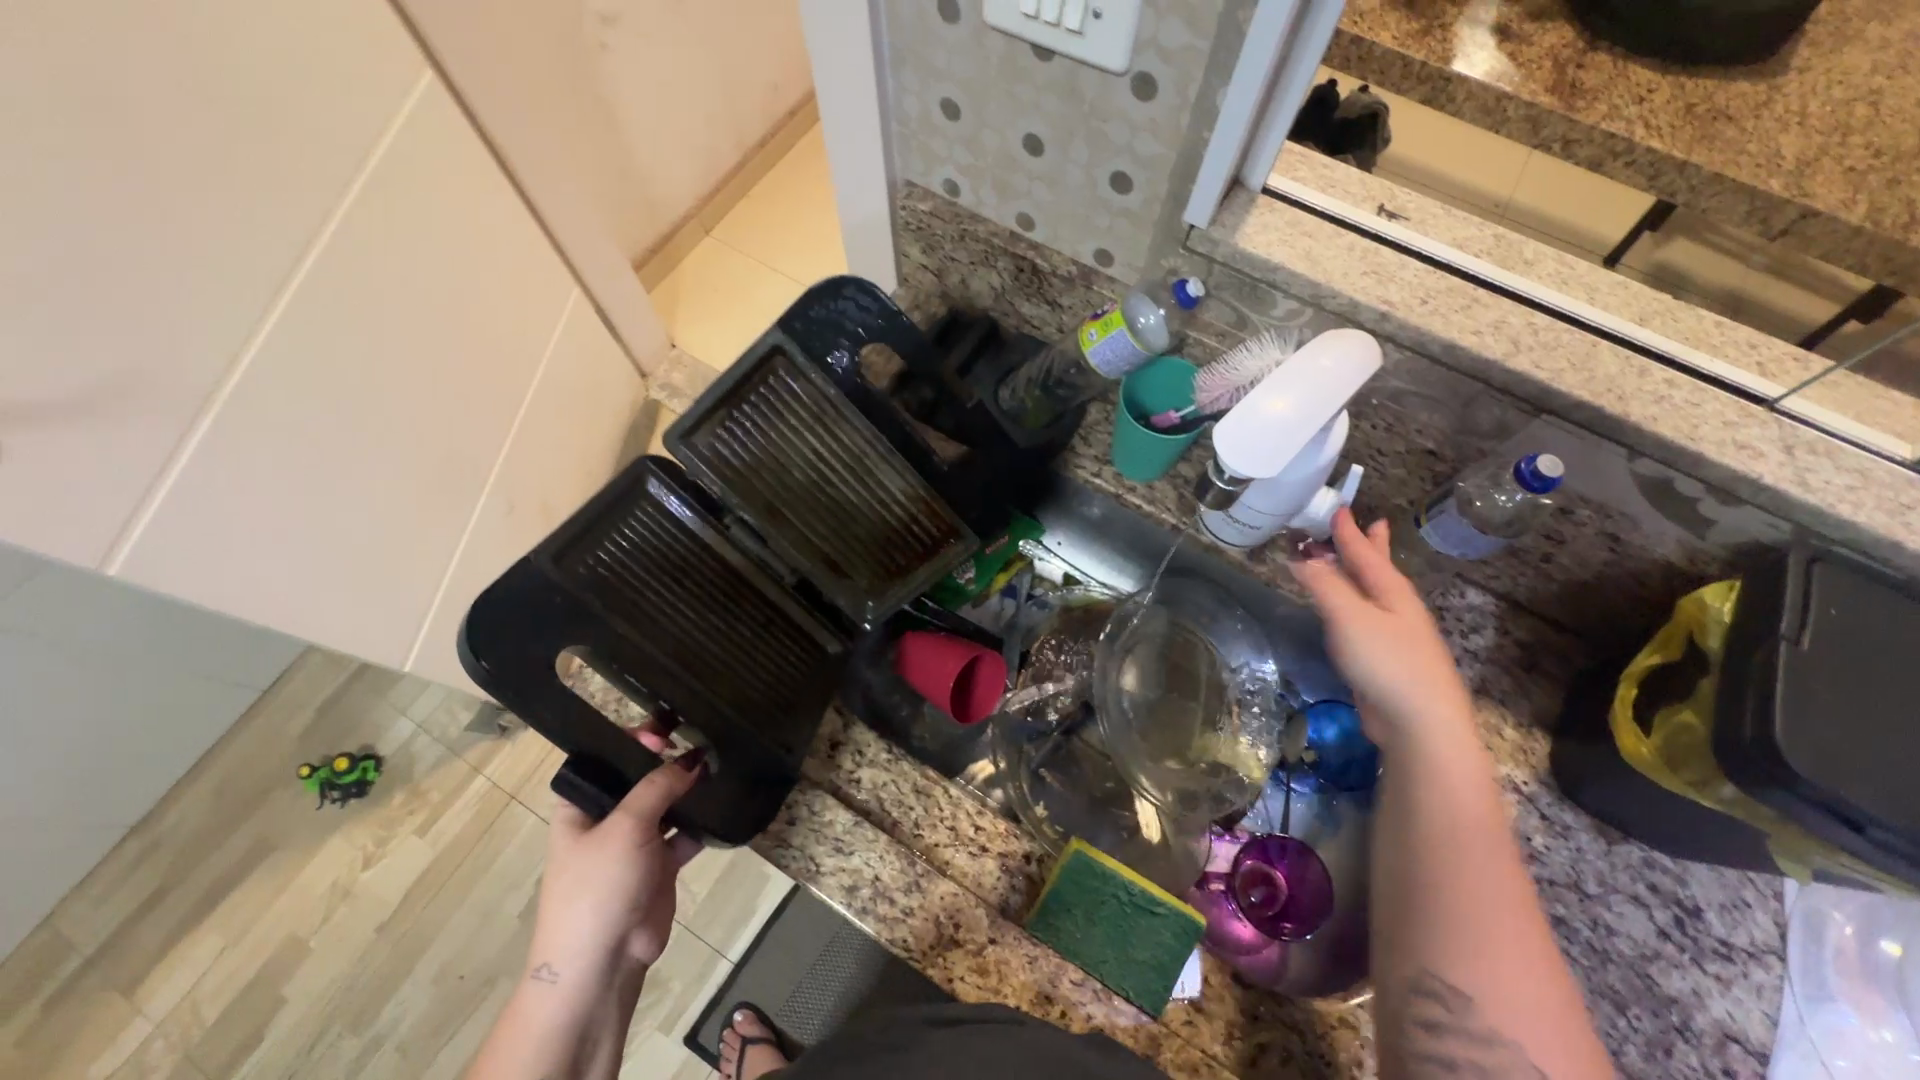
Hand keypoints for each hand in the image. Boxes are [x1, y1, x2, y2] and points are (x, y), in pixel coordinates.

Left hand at [528, 721, 704, 983]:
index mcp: (580, 806)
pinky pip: (684, 836)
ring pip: (666, 807)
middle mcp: (606, 820)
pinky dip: (702, 824)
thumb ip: (658, 788)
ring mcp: (634, 845)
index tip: (664, 732)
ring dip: (688, 792)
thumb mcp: (625, 827)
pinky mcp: (660, 868)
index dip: (630, 742)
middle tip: (701, 737)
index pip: (603, 760)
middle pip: (638, 781)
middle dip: (666, 763)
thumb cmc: (597, 887)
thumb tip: (691, 759)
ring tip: (719, 765)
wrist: (601, 962)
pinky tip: (723, 806)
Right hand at [1288, 509, 1474, 750]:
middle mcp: (1396, 606)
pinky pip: (1363, 618)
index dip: (1348, 531)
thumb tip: (1300, 556)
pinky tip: (1347, 612)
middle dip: (1369, 547)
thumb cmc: (1387, 662)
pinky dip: (1352, 604)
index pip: (1365, 552)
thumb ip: (1324, 585)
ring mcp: (1394, 634)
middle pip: (1378, 569)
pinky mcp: (1384, 659)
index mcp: (1391, 590)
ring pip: (1372, 594)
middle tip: (1370, 523)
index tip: (1337, 508)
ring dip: (1360, 574)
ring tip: (1353, 561)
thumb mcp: (1349, 617)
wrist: (1419, 722)